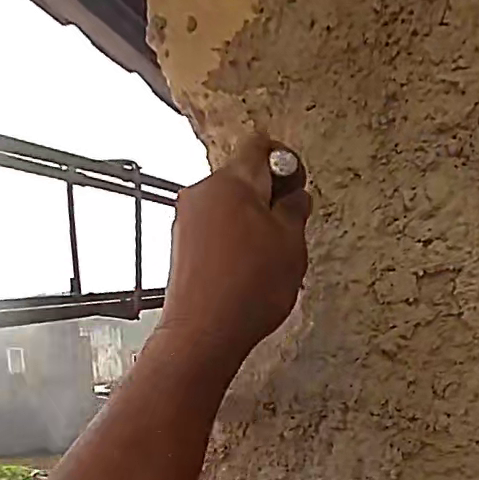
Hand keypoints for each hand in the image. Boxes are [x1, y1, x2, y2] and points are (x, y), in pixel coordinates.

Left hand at [156, 133, 312, 370]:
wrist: (204, 332)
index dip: (286, 163)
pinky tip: (246, 271)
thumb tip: (294, 197)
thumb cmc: (249, 288)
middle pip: (244, 178)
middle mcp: (203, 192)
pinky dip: (234, 241)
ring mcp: (187, 219)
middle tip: (290, 232)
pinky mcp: (181, 245)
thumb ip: (295, 210)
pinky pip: (215, 230)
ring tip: (268, 260)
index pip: (262, 147)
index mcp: (232, 181)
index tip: (297, 189)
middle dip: (270, 199)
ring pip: (229, 206)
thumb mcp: (291, 245)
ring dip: (252, 222)